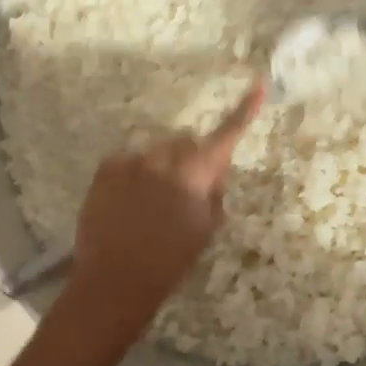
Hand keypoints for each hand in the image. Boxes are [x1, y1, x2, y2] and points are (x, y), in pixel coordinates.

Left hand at [54, 81, 265, 349]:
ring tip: (147, 206)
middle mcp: (164, 159)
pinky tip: (127, 204)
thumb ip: (213, 192)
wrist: (115, 280)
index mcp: (194, 175)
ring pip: (154, 153)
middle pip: (184, 143)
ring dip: (158, 168)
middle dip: (188, 158)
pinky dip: (133, 176)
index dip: (244, 111)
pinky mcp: (106, 168)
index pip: (225, 136)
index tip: (259, 85)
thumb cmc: (170, 261)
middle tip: (182, 194)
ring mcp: (132, 160)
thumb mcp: (205, 230)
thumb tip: (213, 173)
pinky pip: (128, 161)